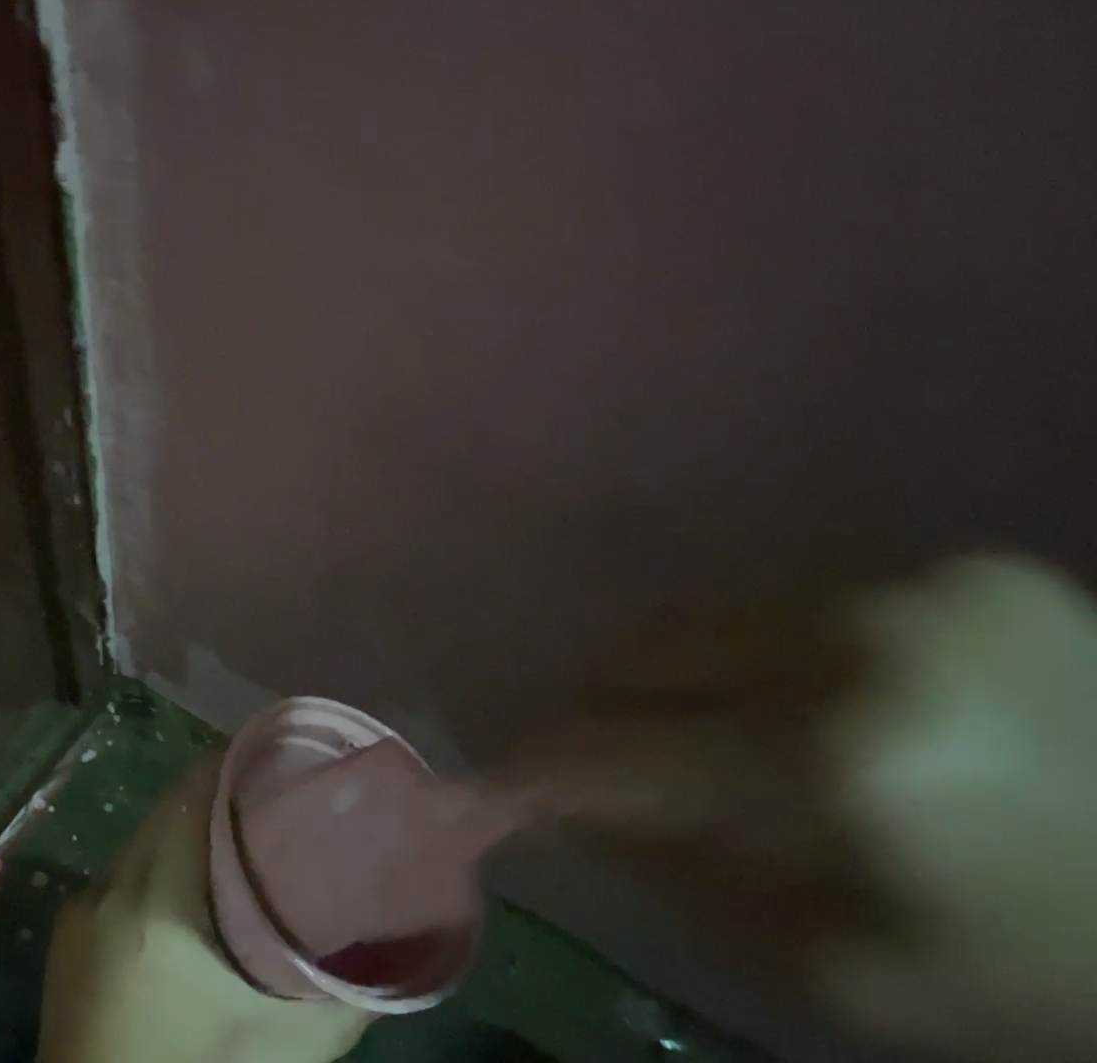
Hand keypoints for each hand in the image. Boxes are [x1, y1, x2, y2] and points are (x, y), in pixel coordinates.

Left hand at [37, 754, 373, 1062]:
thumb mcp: (280, 1045)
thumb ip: (338, 995)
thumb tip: (389, 955)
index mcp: (156, 901)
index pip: (188, 797)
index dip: (228, 764)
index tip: (272, 756)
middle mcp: (108, 888)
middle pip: (163, 811)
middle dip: (212, 794)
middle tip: (267, 798)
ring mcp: (80, 908)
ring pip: (139, 841)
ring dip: (181, 830)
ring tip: (232, 839)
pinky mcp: (66, 932)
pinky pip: (119, 873)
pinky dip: (154, 864)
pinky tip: (185, 890)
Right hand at [504, 555, 1096, 1062]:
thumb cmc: (1031, 970)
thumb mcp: (833, 969)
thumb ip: (674, 870)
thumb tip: (564, 801)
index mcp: (831, 769)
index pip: (610, 747)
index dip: (539, 764)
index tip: (503, 779)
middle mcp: (858, 646)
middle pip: (640, 651)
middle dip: (606, 710)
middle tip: (617, 760)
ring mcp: (912, 587)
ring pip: (698, 615)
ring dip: (680, 678)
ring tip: (717, 731)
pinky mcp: (955, 564)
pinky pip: (779, 602)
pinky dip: (756, 653)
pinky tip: (804, 697)